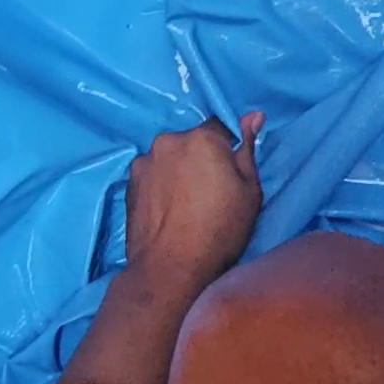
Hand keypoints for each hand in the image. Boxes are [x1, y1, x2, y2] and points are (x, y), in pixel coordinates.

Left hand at [126, 113, 265, 293]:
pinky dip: (162, 185)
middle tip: (213, 191)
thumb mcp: (250, 191)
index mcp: (202, 139)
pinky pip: (154, 175)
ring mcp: (144, 162)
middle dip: (203, 158)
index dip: (230, 147)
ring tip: (188, 204)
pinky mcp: (129, 183)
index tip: (233, 170)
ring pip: (171, 158)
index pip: (222, 126)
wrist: (171, 268)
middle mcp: (168, 141)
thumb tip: (254, 116)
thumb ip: (248, 150)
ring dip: (180, 171)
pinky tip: (170, 210)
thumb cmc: (221, 230)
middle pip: (193, 143)